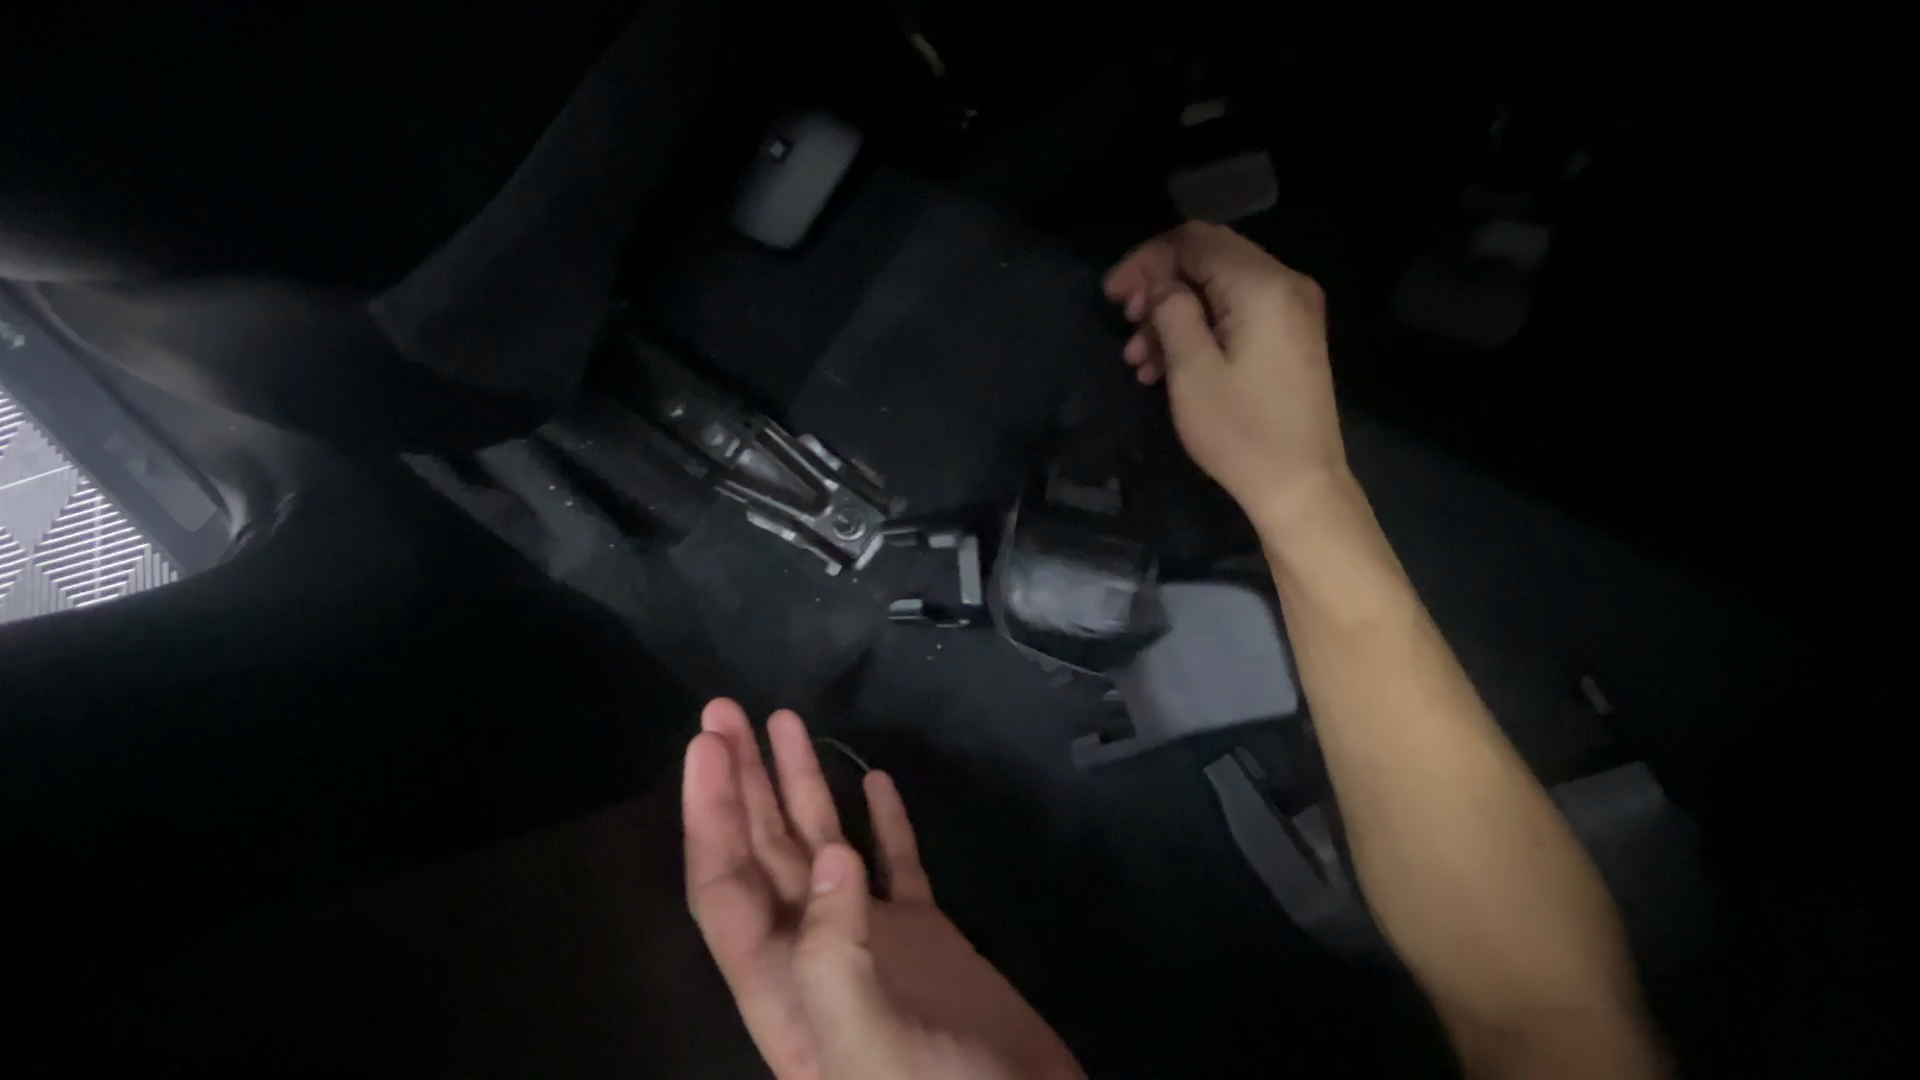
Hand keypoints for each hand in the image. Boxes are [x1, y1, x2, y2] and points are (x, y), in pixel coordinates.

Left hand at [683, 699, 1084, 1079]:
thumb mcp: (871, 1048)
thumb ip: (835, 954)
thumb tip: (831, 854)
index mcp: (783, 982)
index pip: (725, 883)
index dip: (710, 812)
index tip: (708, 744)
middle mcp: (816, 951)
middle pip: (763, 852)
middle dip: (742, 780)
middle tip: (723, 711)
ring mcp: (873, 939)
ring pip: (822, 846)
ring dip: (800, 785)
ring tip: (785, 722)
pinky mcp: (927, 934)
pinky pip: (895, 863)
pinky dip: (883, 821)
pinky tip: (875, 782)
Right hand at [1104, 222, 1351, 530]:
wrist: (1299, 484)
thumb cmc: (1240, 431)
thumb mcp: (1192, 370)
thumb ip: (1171, 310)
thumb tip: (1158, 281)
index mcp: (1262, 285)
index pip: (1195, 241)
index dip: (1146, 260)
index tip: (1112, 295)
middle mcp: (1285, 284)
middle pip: (1208, 260)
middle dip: (1158, 286)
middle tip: (1124, 323)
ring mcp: (1292, 312)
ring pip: (1218, 290)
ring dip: (1173, 315)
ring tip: (1138, 361)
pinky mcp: (1289, 338)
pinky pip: (1235, 315)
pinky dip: (1198, 331)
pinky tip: (1166, 367)